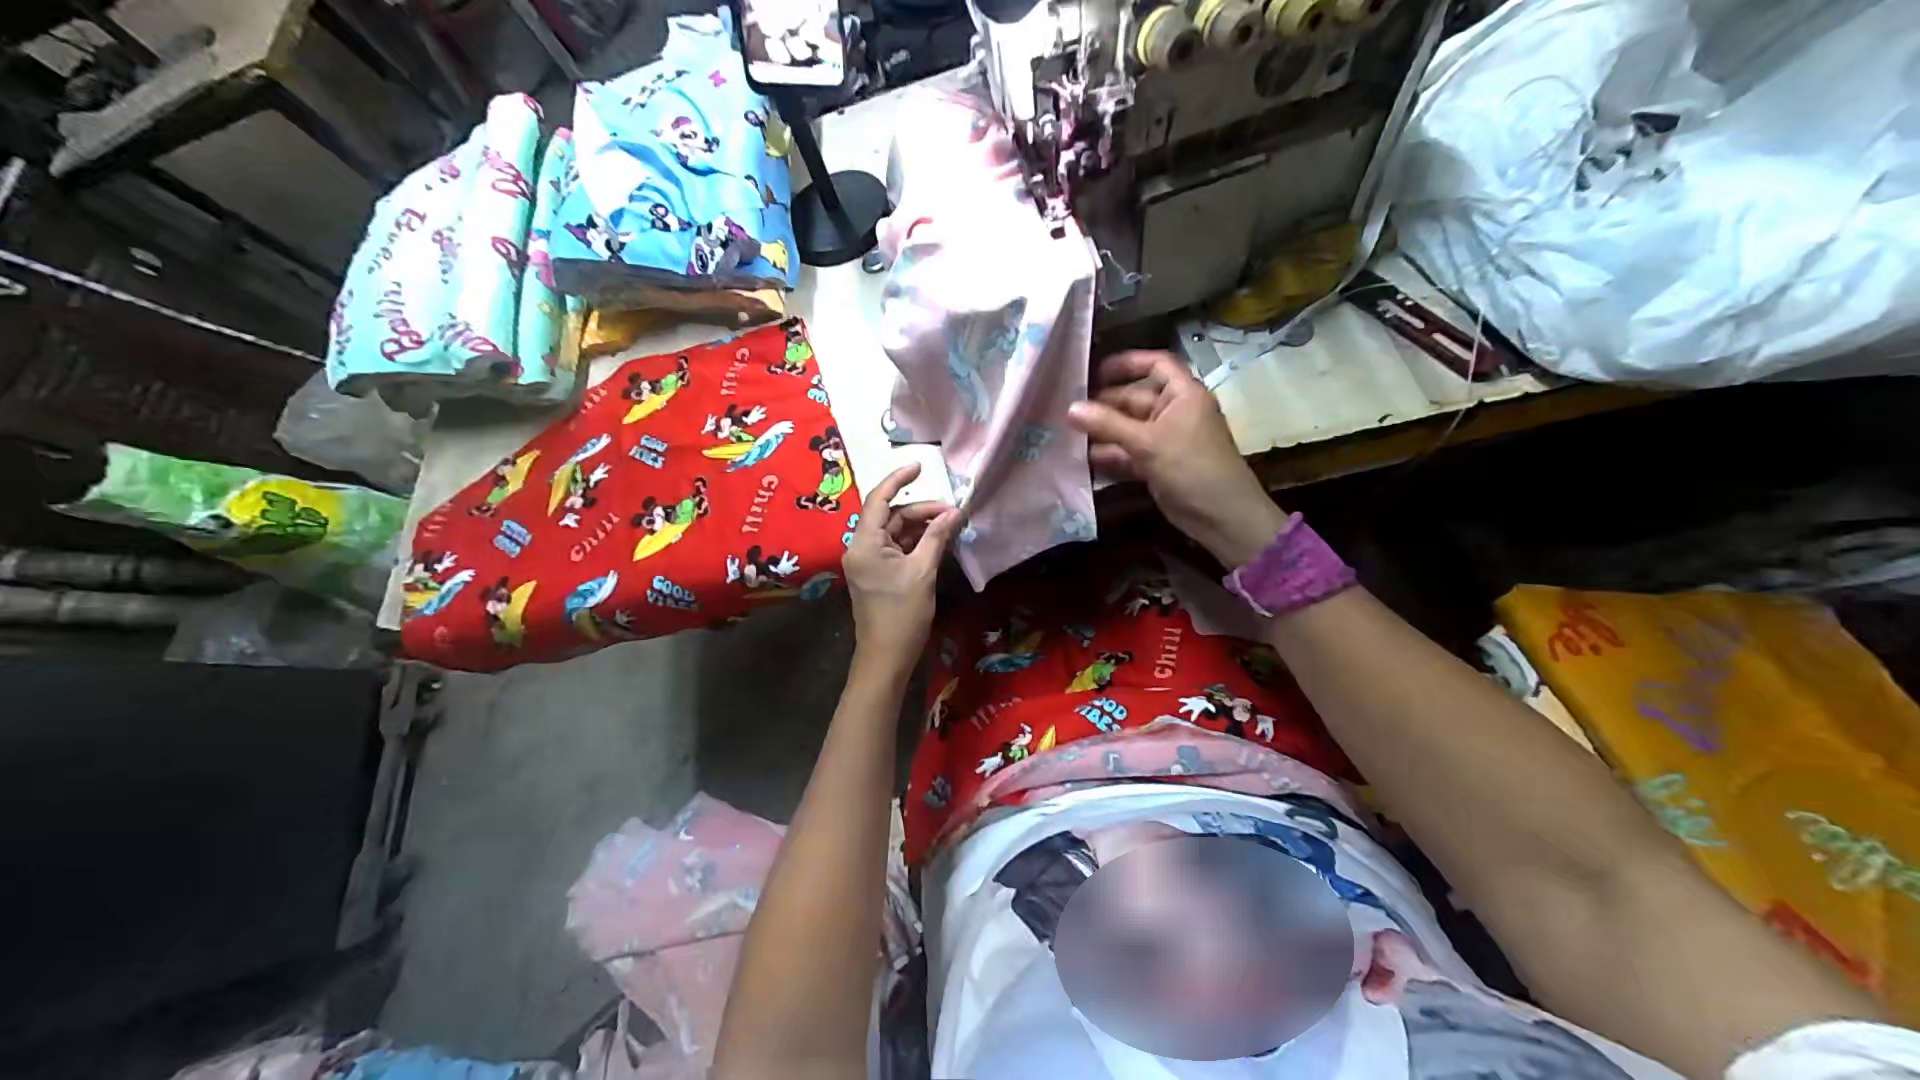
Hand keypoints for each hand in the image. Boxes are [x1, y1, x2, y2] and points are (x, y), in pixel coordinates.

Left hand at [843, 463, 960, 675]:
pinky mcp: (876, 574)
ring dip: (921, 527)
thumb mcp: (923, 572)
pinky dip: (916, 543)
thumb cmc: (902, 615)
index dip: (898, 480)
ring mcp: (867, 562)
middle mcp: (861, 548)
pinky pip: (896, 549)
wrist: (886, 657)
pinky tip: (938, 542)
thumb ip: (936, 537)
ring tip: (951, 526)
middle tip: (953, 513)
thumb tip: (954, 512)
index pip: (879, 500)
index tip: (919, 466)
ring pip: (895, 533)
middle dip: (921, 511)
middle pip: (891, 517)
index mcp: (864, 543)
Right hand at [1067, 350, 1287, 568]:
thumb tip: (1070, 408)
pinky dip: (1111, 455)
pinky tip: (1083, 459)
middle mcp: (1175, 412)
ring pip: (1129, 428)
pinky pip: (1130, 453)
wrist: (1220, 516)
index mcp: (1183, 395)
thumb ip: (1108, 424)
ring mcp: (1166, 440)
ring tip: (1069, 434)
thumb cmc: (1191, 467)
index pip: (1157, 364)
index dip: (1129, 363)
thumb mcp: (1147, 442)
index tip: (1096, 370)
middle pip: (1136, 399)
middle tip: (1069, 409)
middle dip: (1105, 404)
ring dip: (1103, 432)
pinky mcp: (1158, 465)